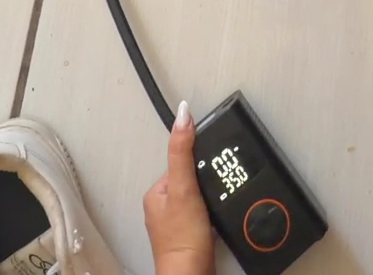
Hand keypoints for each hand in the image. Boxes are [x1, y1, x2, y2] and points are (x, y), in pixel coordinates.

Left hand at [143, 101, 214, 274]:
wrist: (192, 274)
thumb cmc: (184, 237)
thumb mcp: (184, 186)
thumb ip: (182, 150)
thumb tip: (182, 113)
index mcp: (155, 193)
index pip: (180, 163)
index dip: (197, 164)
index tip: (209, 170)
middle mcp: (162, 208)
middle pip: (190, 179)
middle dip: (205, 183)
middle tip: (213, 192)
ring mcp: (176, 224)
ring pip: (198, 197)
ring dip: (210, 198)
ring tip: (215, 206)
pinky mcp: (190, 237)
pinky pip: (204, 214)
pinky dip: (212, 213)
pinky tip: (216, 218)